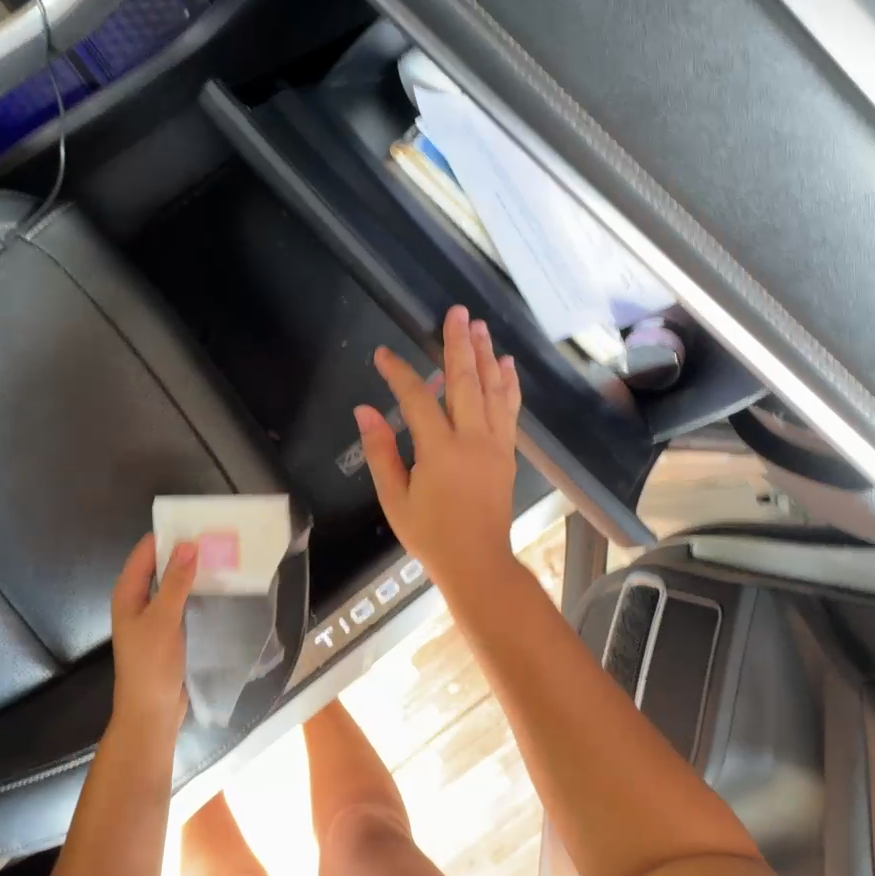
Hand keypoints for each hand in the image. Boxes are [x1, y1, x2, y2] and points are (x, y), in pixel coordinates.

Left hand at [109, 535, 198, 737]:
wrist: (151, 713)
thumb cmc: (151, 664)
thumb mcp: (164, 619)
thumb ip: (176, 582)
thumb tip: (188, 545)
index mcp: (128, 594)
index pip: (145, 553)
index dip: (167, 536)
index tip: (196, 522)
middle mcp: (138, 601)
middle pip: (160, 567)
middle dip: (183, 553)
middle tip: (216, 538)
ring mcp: (153, 618)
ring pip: (173, 586)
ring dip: (192, 574)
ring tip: (222, 557)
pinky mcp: (169, 633)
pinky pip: (182, 604)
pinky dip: (196, 594)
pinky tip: (218, 590)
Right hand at [356, 305, 523, 590]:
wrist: (478, 563)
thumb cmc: (429, 534)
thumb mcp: (394, 498)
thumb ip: (381, 451)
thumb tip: (365, 411)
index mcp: (440, 451)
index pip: (417, 399)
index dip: (398, 373)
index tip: (382, 354)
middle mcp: (473, 439)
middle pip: (466, 382)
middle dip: (459, 344)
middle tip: (457, 312)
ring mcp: (495, 445)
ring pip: (493, 390)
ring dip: (486, 355)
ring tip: (480, 327)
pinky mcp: (507, 453)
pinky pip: (509, 410)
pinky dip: (508, 384)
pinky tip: (506, 364)